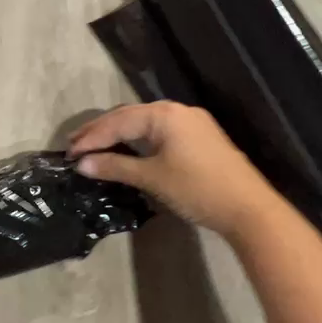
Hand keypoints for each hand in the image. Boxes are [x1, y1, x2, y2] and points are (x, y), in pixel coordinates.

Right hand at [69, 102, 286, 238]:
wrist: (252, 212)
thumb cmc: (198, 189)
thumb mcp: (152, 178)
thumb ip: (114, 167)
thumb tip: (81, 164)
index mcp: (164, 114)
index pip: (117, 122)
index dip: (91, 138)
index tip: (68, 152)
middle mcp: (177, 110)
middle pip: (129, 117)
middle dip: (100, 132)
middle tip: (74, 145)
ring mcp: (191, 122)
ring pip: (144, 123)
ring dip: (118, 135)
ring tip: (93, 146)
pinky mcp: (200, 137)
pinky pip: (159, 131)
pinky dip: (138, 139)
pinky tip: (126, 148)